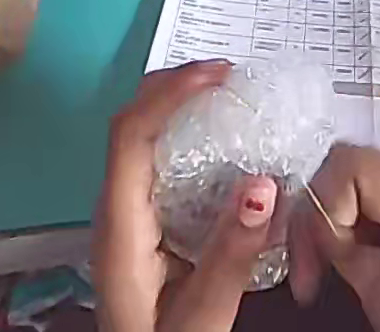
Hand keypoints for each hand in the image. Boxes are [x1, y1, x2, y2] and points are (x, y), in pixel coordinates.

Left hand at [93, 60, 282, 331]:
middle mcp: (115, 206)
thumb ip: (231, 256)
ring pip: (141, 128)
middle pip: (130, 120)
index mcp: (120, 227)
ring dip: (178, 95)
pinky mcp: (141, 211)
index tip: (219, 75)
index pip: (130, 135)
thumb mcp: (202, 318)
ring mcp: (125, 206)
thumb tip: (264, 183)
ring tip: (224, 87)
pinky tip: (215, 125)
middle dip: (175, 83)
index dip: (170, 93)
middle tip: (228, 74)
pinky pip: (155, 146)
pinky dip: (183, 119)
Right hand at [290, 145, 379, 331]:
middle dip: (321, 212)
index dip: (322, 207)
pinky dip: (351, 230)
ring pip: (363, 181)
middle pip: (357, 164)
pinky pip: (377, 203)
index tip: (313, 260)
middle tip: (309, 270)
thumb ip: (378, 280)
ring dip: (332, 223)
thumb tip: (334, 240)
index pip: (357, 164)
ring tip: (325, 274)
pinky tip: (352, 268)